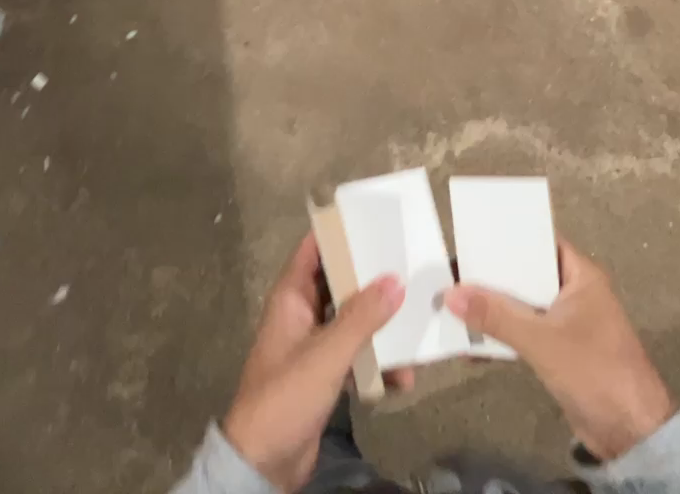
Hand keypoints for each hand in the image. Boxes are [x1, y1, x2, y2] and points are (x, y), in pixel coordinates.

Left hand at [222, 233, 406, 490]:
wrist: (263, 461)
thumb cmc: (285, 396)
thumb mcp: (326, 354)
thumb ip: (361, 318)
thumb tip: (396, 279)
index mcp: (290, 298)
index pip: (313, 249)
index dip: (339, 232)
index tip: (374, 219)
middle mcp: (301, 314)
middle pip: (339, 283)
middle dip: (371, 278)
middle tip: (409, 266)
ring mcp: (312, 344)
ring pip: (351, 320)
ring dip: (380, 324)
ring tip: (416, 322)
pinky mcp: (324, 374)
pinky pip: (356, 355)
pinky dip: (377, 361)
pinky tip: (403, 375)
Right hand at [445, 238, 673, 460]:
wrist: (632, 435)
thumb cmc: (595, 372)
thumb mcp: (541, 340)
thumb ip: (495, 316)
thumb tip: (451, 294)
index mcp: (581, 276)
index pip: (538, 242)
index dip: (505, 238)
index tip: (468, 236)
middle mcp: (573, 293)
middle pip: (524, 274)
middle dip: (489, 276)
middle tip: (450, 271)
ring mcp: (566, 323)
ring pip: (520, 304)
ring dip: (491, 309)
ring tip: (452, 304)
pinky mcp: (558, 350)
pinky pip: (522, 331)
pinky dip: (500, 334)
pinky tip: (470, 343)